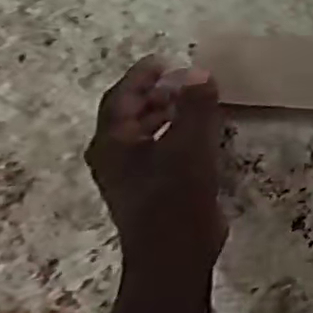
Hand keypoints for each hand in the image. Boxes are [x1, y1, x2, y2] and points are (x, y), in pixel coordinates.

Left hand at [86, 56, 227, 276]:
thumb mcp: (190, 144)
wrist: (174, 252)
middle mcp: (114, 158)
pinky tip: (200, 133)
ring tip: (195, 100)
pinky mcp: (152, 189)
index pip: (120, 99)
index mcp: (112, 144)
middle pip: (129, 116)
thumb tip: (198, 73)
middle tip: (183, 79)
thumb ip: (195, 106)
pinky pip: (159, 148)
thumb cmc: (175, 195)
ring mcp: (132, 176)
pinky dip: (175, 132)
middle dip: (155, 94)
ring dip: (166, 113)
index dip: (140, 77)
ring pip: (144, 133)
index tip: (162, 60)